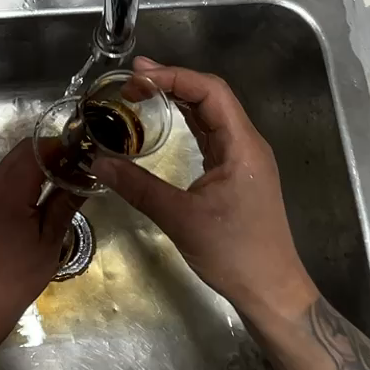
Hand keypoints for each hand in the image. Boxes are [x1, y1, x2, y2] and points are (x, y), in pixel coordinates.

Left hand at [0, 141, 81, 316]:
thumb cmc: (20, 273)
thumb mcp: (50, 240)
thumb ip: (65, 203)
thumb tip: (87, 177)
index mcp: (8, 194)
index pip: (34, 153)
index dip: (60, 147)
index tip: (83, 153)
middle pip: (22, 151)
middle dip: (51, 150)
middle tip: (78, 162)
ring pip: (13, 160)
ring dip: (38, 160)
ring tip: (66, 172)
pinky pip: (6, 174)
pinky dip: (26, 172)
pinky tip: (45, 185)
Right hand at [93, 56, 315, 313]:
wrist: (271, 291)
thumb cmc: (234, 253)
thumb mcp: (180, 218)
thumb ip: (138, 187)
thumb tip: (98, 162)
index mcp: (242, 146)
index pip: (210, 92)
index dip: (173, 77)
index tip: (137, 77)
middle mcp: (246, 144)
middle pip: (211, 96)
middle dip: (172, 82)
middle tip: (131, 80)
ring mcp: (243, 158)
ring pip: (210, 113)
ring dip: (178, 98)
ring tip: (140, 91)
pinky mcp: (235, 172)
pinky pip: (209, 133)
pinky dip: (185, 120)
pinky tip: (162, 120)